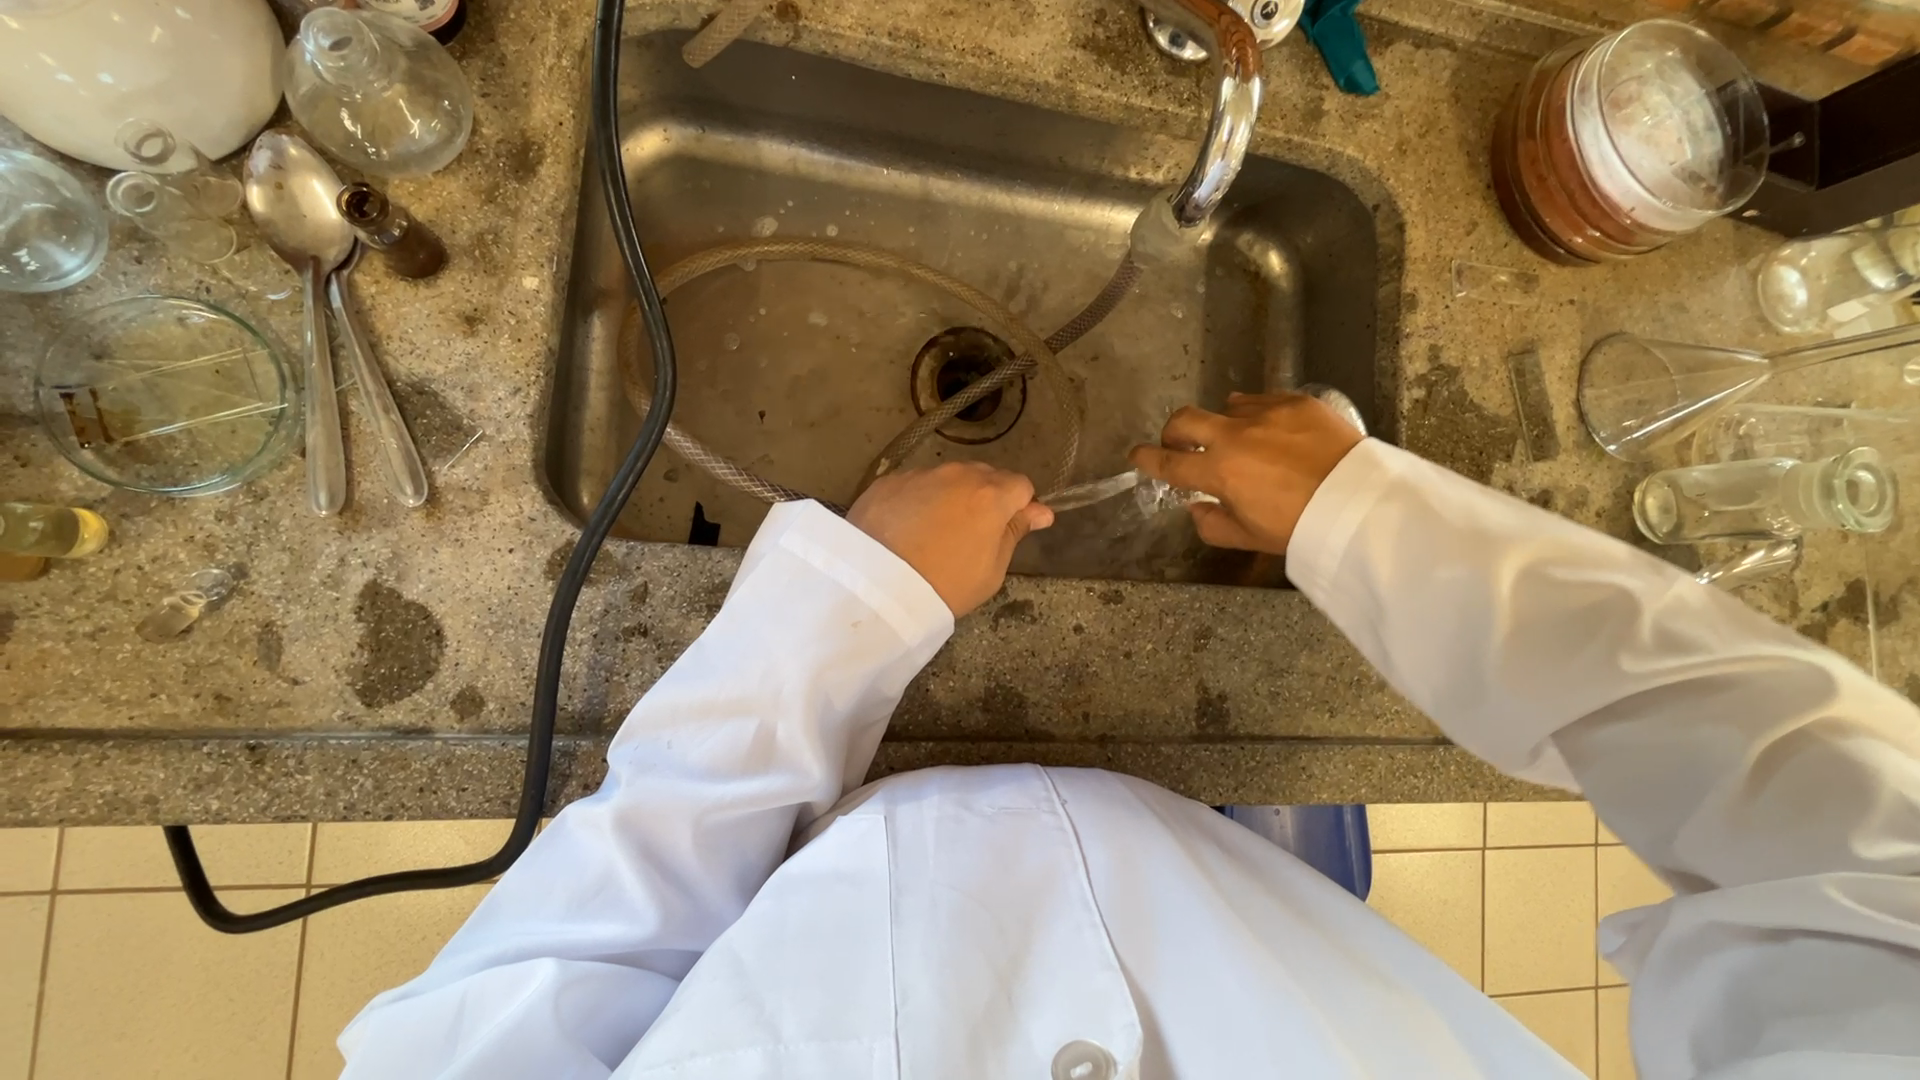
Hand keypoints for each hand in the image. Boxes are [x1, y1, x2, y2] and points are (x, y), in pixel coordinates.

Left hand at [848, 463, 1054, 615]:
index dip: (1019, 506)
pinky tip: (904, 529)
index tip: (1008, 530)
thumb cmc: (946, 585)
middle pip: (983, 476)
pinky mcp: (886, 482)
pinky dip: (916, 501)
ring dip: (949, 497)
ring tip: (934, 532)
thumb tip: (1041, 511)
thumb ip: (1015, 532)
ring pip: (945, 478)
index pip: (1021, 485)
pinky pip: (913, 486)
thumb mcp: (992, 570)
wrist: (878, 588)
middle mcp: (956, 474)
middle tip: (971, 534)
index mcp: (991, 494)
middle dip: (985, 498)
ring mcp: (919, 474)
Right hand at [1128, 392, 1363, 555]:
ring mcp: (1265, 414)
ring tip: (1237, 440)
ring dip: (1221, 425)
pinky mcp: (1295, 402)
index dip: (1147, 459)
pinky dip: (1253, 414)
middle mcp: (1234, 436)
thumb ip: (1213, 525)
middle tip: (1179, 444)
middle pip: (1185, 420)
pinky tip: (1267, 429)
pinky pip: (1260, 400)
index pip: (1169, 463)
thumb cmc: (1301, 527)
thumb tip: (1196, 508)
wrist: (1362, 502)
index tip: (1136, 455)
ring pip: (1225, 408)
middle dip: (1173, 432)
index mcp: (1218, 473)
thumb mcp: (1251, 538)